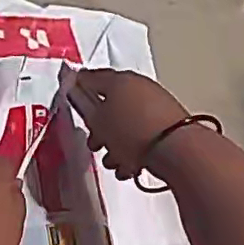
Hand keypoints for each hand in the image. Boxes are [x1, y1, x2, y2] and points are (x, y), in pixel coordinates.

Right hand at [65, 69, 191, 179]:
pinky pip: (140, 138)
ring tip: (114, 161)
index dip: (77, 86)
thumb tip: (82, 98)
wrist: (174, 149)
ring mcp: (154, 107)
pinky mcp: (165, 127)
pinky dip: (133, 152)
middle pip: (109, 106)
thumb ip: (85, 107)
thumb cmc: (130, 131)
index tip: (69, 96)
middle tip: (96, 143)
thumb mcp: (98, 120)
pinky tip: (129, 167)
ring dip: (115, 146)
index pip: (92, 77)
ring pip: (124, 126)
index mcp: (120, 80)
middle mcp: (138, 88)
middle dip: (99, 129)